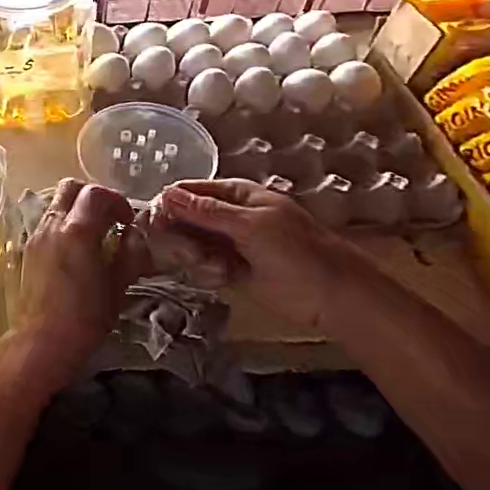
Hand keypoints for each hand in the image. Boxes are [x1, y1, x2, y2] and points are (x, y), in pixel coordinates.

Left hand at [0, 179, 149, 395]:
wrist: (42, 340)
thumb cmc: (85, 317)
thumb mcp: (118, 286)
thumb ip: (129, 254)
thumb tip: (133, 235)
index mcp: (77, 231)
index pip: (96, 193)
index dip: (116, 201)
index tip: (127, 220)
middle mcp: (52, 226)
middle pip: (70, 188)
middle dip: (93, 196)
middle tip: (110, 218)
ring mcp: (35, 236)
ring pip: (55, 204)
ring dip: (76, 209)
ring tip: (94, 235)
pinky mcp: (26, 249)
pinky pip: (46, 223)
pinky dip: (62, 224)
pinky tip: (75, 249)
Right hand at [154, 178, 366, 330]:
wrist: (333, 298)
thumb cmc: (298, 253)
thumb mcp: (249, 226)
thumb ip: (205, 211)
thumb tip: (166, 193)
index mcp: (236, 195)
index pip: (187, 191)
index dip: (169, 205)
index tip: (155, 223)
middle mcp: (227, 216)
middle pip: (182, 219)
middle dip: (182, 236)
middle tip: (192, 253)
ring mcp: (227, 243)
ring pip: (188, 244)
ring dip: (195, 257)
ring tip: (217, 268)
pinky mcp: (227, 269)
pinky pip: (200, 266)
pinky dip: (206, 272)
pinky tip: (223, 277)